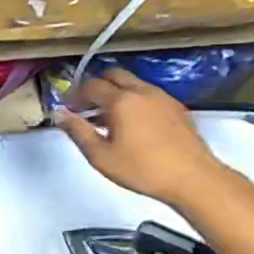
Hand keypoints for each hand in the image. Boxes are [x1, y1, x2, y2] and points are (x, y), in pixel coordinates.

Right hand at [53, 67, 239, 207]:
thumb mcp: (100, 156)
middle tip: (87, 106)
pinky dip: (135, 99)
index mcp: (120, 100)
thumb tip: (59, 114)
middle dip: (96, 85)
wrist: (194, 179)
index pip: (91, 85)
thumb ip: (77, 131)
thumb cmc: (143, 169)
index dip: (76, 94)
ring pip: (133, 82)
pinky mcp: (177, 107)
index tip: (68, 108)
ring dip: (116, 91)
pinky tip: (134, 123)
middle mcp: (142, 91)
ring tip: (109, 116)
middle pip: (113, 74)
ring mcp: (162, 97)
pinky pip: (149, 94)